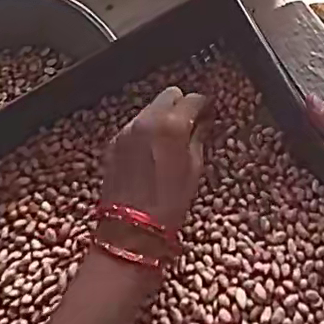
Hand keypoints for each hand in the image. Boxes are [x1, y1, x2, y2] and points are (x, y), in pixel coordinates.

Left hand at [101, 86, 209, 230]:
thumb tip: (203, 121)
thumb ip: (198, 137)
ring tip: (171, 137)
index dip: (204, 104)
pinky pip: (136, 124)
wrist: (130, 228)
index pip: (193, 99)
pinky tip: (153, 148)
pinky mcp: (115, 141)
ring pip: (150, 108)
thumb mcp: (194, 168)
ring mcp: (128, 129)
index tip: (208, 112)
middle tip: (190, 122)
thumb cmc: (170, 201)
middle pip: (169, 95)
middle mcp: (147, 120)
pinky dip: (147, 129)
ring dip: (163, 116)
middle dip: (181, 105)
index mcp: (172, 124)